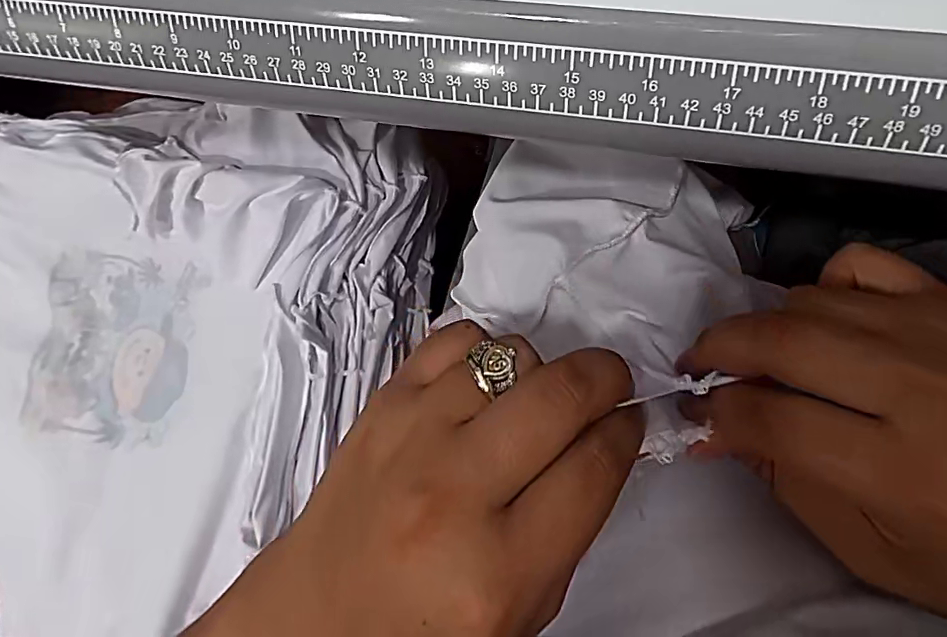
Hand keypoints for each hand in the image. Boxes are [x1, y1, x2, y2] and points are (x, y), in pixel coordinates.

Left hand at [188, 321, 641, 636]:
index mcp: (497, 571)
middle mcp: (453, 494)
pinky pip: (455, 339)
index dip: (626, 432)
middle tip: (611, 383)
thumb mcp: (521, 609)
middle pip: (560, 395)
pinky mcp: (383, 402)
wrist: (317, 620)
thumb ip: (571, 523)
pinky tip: (486, 380)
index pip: (593, 467)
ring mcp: (412, 437)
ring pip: (510, 355)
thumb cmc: (424, 631)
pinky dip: (485, 349)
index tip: (629, 420)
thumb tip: (608, 438)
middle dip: (605, 377)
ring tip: (536, 395)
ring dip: (541, 367)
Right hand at [681, 244, 946, 636]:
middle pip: (782, 341)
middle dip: (720, 348)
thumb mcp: (877, 556)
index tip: (696, 412)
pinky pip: (860, 261)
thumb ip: (787, 483)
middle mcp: (923, 390)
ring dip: (768, 324)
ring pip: (810, 298)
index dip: (718, 413)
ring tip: (766, 353)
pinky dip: (825, 282)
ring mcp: (942, 333)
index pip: (775, 421)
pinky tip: (830, 318)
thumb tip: (718, 424)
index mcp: (909, 475)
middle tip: (702, 364)